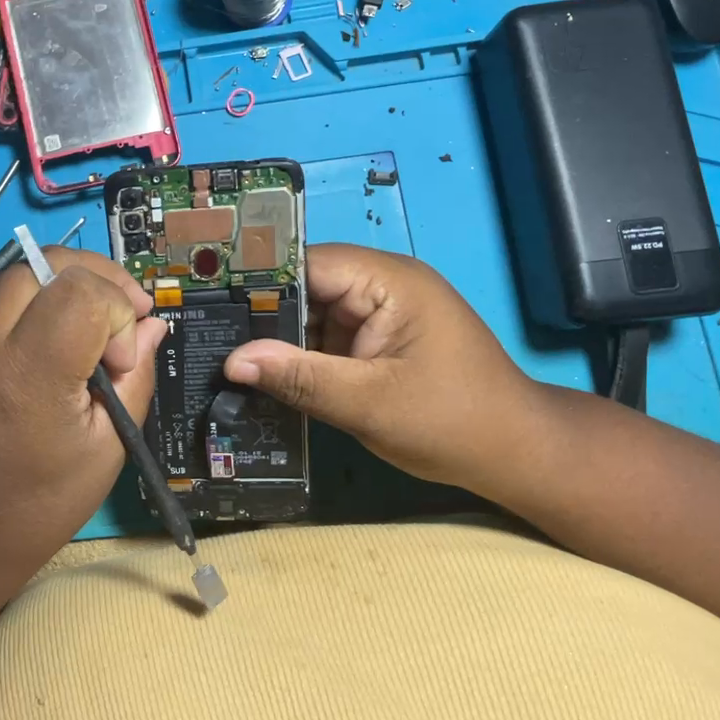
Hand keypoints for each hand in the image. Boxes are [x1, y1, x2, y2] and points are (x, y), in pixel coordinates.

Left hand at [0, 246, 167, 608]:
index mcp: (26, 375)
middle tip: (120, 316)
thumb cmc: (25, 513)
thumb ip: (133, 382)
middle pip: (46, 264)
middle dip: (96, 281)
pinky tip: (31, 343)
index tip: (121, 361)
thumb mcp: (102, 456)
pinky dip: (17, 303)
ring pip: (11, 272)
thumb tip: (151, 328)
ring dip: (56, 286)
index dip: (119, 312)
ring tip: (78, 327)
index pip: (85, 291)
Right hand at [222, 244, 540, 488]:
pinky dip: (294, 358)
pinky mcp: (372, 342)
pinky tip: (258, 375)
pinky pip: (322, 339)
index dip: (255, 282)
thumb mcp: (371, 404)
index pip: (306, 264)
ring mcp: (375, 315)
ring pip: (307, 316)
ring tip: (218, 356)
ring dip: (273, 340)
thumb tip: (233, 362)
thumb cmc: (454, 422)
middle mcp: (378, 286)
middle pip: (302, 288)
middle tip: (204, 336)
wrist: (515, 455)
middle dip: (258, 315)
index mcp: (388, 281)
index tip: (204, 303)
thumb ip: (301, 378)